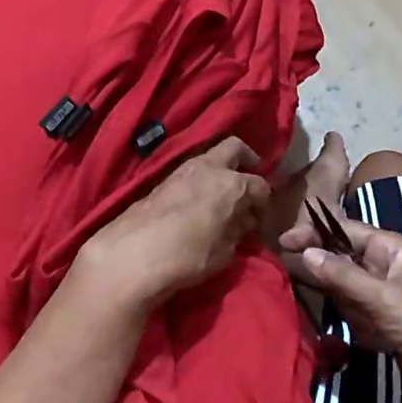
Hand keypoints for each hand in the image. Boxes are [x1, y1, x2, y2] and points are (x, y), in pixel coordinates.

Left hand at [73, 138, 271, 312]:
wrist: (137, 250)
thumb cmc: (190, 254)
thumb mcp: (226, 250)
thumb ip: (238, 230)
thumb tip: (243, 220)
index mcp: (232, 183)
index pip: (260, 185)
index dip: (264, 203)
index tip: (259, 220)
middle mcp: (209, 167)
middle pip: (235, 148)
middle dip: (247, 161)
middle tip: (248, 184)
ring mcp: (184, 168)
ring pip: (210, 156)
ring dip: (221, 170)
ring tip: (223, 196)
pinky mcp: (164, 177)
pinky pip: (191, 169)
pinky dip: (202, 178)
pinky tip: (201, 199)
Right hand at [281, 216, 401, 402]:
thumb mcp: (384, 299)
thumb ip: (342, 275)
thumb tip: (304, 252)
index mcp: (390, 248)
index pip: (341, 229)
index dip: (312, 232)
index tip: (284, 242)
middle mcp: (383, 265)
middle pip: (337, 255)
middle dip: (319, 266)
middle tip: (293, 273)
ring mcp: (380, 293)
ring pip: (340, 284)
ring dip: (335, 297)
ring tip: (338, 309)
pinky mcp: (378, 320)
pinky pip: (349, 308)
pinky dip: (347, 317)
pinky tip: (362, 333)